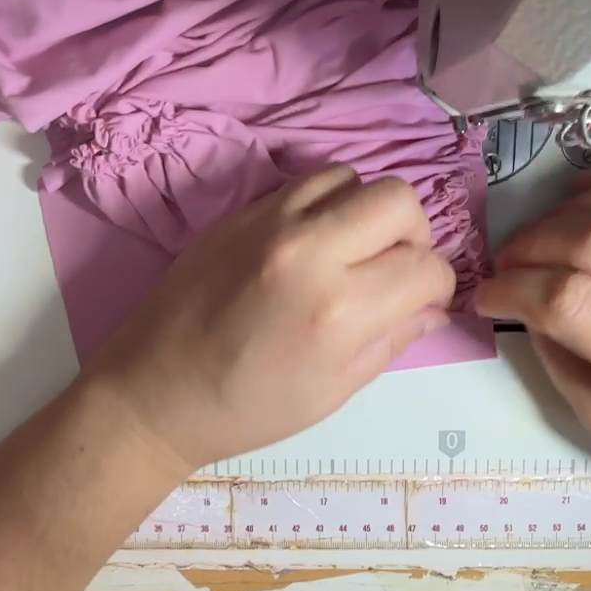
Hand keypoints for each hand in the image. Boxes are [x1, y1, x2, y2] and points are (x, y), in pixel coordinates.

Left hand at [89, 166, 456, 471]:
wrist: (154, 394)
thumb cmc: (245, 411)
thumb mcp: (330, 393)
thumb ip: (390, 343)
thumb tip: (431, 308)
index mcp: (339, 311)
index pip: (425, 268)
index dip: (435, 289)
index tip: (419, 305)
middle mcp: (309, 251)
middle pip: (400, 201)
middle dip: (412, 238)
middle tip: (389, 274)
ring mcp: (269, 224)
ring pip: (354, 178)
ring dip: (367, 213)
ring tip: (349, 254)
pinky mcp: (239, 213)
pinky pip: (306, 182)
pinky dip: (326, 205)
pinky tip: (311, 244)